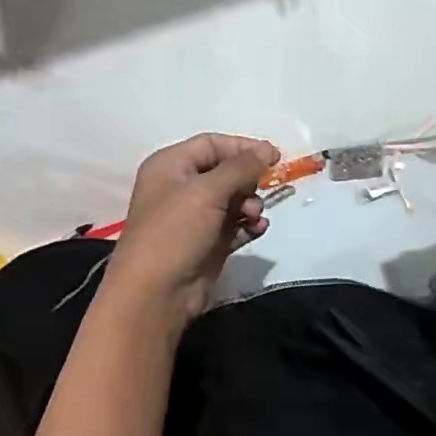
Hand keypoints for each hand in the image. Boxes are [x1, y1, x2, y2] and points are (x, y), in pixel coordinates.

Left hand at [110, 133, 279, 317]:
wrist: (159, 291)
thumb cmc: (175, 233)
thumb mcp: (207, 192)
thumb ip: (241, 168)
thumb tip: (268, 149)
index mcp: (171, 166)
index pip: (212, 145)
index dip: (244, 147)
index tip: (276, 157)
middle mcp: (182, 188)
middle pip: (226, 172)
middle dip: (248, 182)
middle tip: (258, 194)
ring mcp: (196, 218)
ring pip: (234, 201)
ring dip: (251, 206)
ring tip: (254, 218)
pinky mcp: (210, 243)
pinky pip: (237, 226)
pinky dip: (249, 226)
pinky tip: (257, 230)